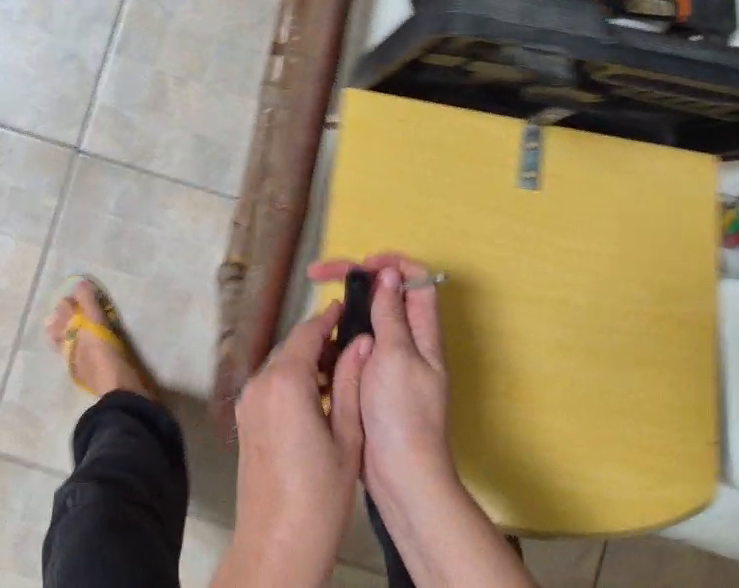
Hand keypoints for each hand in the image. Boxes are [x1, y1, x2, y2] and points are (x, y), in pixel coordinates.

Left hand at [215, 301, 370, 587]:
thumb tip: (362, 343)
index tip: (345, 306)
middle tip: (351, 345)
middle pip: (290, 347)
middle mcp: (259, 384)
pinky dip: (292, 382)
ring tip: (340, 374)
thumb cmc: (319, 496)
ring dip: (305, 363)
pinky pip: (270, 387)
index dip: (327, 318)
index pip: (306, 333)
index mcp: (285, 383)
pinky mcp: (245, 421)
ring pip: (279, 366)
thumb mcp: (347, 436)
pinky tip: (317, 400)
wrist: (276, 544)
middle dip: (318, 341)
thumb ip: (351, 383)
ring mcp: (247, 403)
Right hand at [308, 256, 536, 587]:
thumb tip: (390, 275)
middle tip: (316, 275)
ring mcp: (390, 363)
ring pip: (366, 321)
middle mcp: (409, 342)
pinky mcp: (372, 382)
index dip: (389, 263)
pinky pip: (354, 349)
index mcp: (422, 332)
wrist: (401, 476)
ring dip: (342, 313)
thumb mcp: (396, 356)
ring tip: (316, 316)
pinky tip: (318, 349)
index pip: (415, 279)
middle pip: (385, 294)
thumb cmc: (402, 414)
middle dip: (353, 279)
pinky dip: (336, 342)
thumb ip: (391, 314)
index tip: (357, 265)